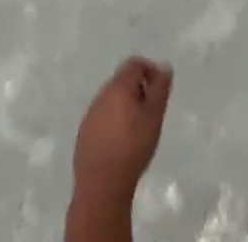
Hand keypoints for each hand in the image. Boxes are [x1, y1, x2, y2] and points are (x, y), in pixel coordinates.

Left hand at [73, 57, 173, 194]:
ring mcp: (89, 115)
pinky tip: (121, 141)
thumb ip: (160, 88)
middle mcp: (100, 96)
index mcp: (118, 88)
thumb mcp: (154, 116)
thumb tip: (164, 66)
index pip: (135, 64)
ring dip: (125, 105)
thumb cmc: (134, 147)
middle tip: (151, 110)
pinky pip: (102, 116)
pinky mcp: (84, 133)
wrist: (102, 184)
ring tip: (137, 127)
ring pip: (111, 100)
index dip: (150, 70)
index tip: (160, 89)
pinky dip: (113, 120)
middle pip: (122, 81)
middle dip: (138, 89)